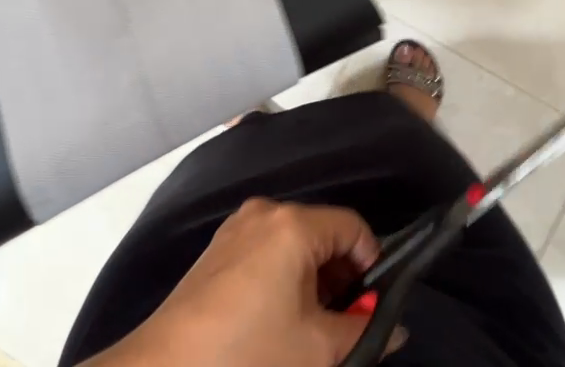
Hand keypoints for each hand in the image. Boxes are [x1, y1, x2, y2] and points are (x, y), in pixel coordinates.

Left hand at [86, 199, 398, 366]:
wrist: (169, 365)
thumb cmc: (250, 351)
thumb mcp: (319, 347)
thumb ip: (365, 330)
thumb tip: (394, 326)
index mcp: (291, 224)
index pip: (353, 226)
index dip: (373, 264)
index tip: (376, 305)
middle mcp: (264, 212)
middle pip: (323, 233)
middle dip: (343, 276)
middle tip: (348, 323)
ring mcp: (237, 227)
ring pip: (295, 244)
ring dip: (315, 280)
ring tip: (314, 329)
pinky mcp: (219, 248)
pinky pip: (268, 251)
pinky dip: (286, 277)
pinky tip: (282, 320)